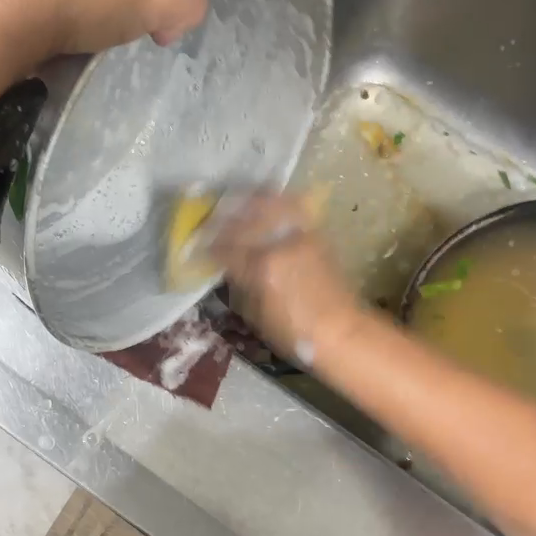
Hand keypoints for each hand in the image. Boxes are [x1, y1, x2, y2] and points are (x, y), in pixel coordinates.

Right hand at [209, 193, 360, 363]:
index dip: (203, 248)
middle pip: (243, 221)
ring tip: (234, 200)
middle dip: (220, 219)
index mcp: (261, 269)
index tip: (193, 249)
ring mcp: (301, 236)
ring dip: (248, 200)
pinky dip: (275, 201)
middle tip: (207, 221)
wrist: (342, 332)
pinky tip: (264, 201)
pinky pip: (292, 208)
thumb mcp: (256, 317)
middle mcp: (280, 245)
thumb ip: (240, 287)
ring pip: (270, 204)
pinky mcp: (316, 235)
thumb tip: (229, 271)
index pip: (223, 249)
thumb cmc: (295, 334)